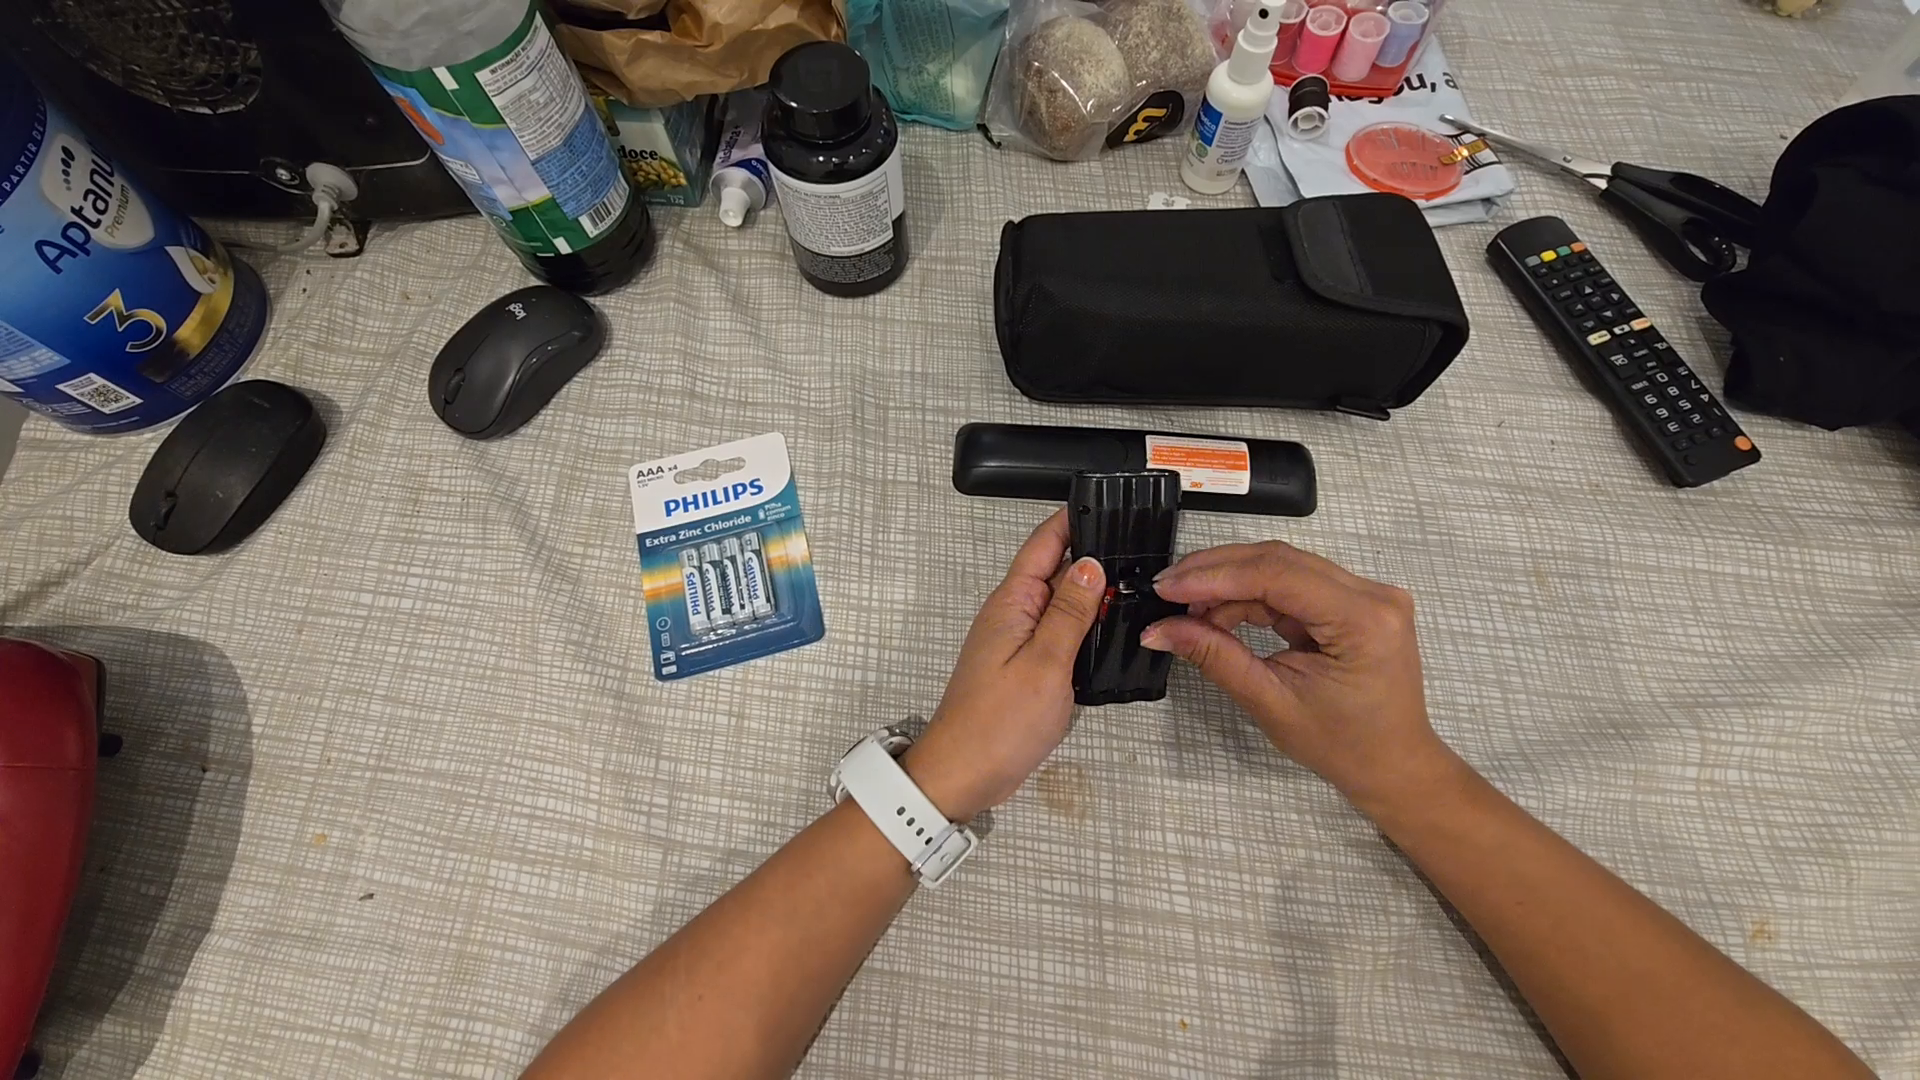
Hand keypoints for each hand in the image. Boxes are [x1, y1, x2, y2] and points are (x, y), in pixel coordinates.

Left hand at [902, 510, 1105, 821]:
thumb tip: (1090, 565)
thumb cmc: (996, 724)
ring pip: (1060, 602)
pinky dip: (1083, 626)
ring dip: (1091, 592)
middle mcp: (1013, 614)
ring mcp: (1019, 640)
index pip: (1044, 544)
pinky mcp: (1026, 666)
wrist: (964, 774)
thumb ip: (1070, 612)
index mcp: (1012, 602)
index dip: (1073, 520)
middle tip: (1138, 545)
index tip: (1108, 504)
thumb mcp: (1044, 662)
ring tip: (1133, 583)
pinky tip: (1108, 629)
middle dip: (1092, 554)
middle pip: (1055, 569)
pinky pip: (1058, 632)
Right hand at [1140, 541, 1455, 812]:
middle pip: (1278, 559)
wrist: (1392, 766)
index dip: (1214, 576)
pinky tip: (1214, 613)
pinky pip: (1288, 583)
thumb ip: (1214, 656)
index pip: (1277, 575)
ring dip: (1227, 582)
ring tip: (1184, 608)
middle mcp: (1371, 594)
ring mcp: (1364, 593)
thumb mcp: (1270, 701)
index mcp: (1363, 620)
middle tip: (1165, 588)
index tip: (1165, 588)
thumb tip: (1156, 629)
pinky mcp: (1349, 599)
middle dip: (1214, 571)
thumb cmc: (1340, 744)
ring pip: (1279, 565)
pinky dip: (1246, 595)